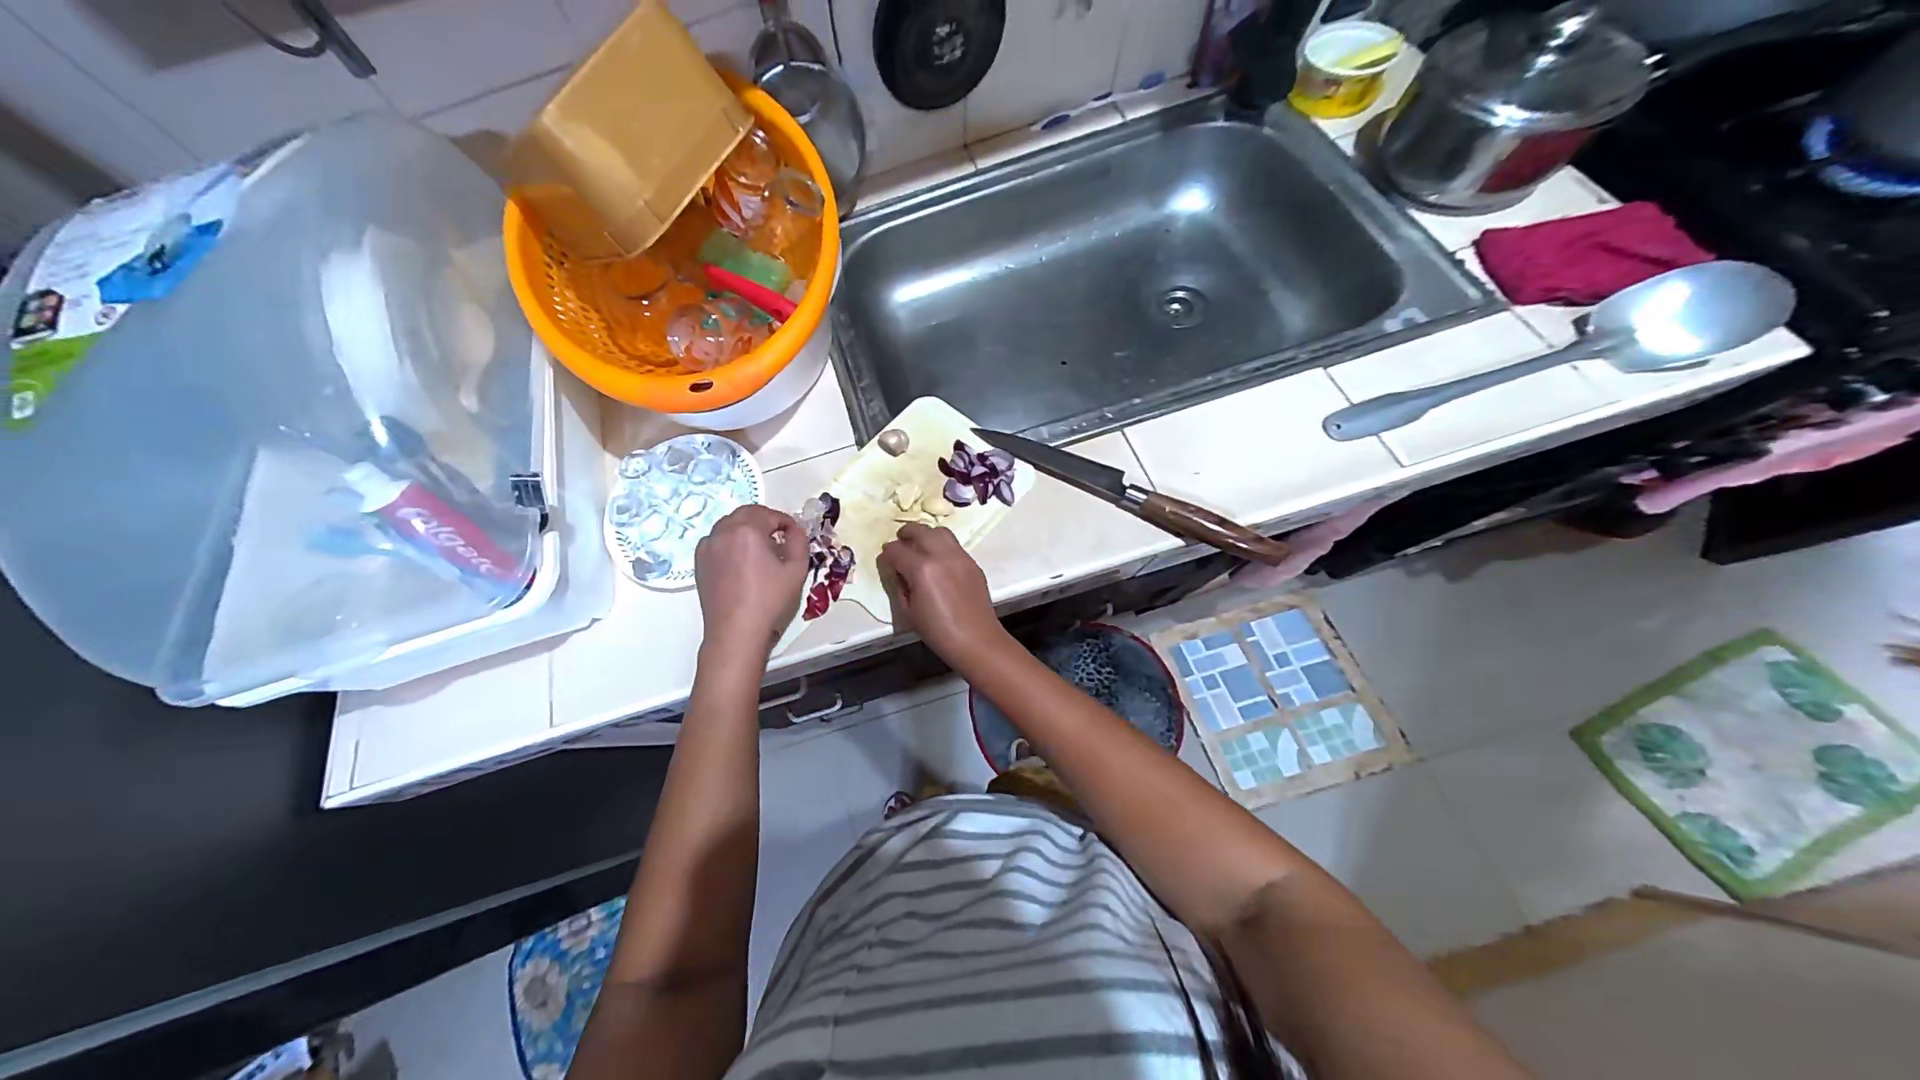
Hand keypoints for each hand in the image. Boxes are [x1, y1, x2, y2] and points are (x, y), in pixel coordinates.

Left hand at [694, 505, 808, 656]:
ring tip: (761, 549)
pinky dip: (730, 541)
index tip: (794, 534)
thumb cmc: (769, 601)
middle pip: (746, 513)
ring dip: (746, 528)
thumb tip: (794, 531)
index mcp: (747, 531)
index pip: (769, 514)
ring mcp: (708, 546)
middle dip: (764, 520)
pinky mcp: (700, 561)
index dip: (785, 522)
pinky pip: (717, 540)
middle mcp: (723, 532)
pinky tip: (741, 560)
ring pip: (729, 525)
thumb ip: (799, 542)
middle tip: (779, 537)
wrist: (736, 630)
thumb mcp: (796, 570)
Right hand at [877, 523, 1011, 669]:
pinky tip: (938, 562)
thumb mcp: (908, 611)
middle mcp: (942, 556)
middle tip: (900, 541)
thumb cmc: (938, 632)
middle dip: (905, 534)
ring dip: (926, 535)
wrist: (976, 640)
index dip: (887, 555)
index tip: (886, 561)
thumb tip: (898, 572)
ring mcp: (960, 557)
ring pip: (940, 532)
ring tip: (920, 546)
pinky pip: (954, 546)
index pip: (897, 550)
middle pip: (920, 530)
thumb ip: (900, 585)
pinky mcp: (972, 563)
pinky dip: (942, 547)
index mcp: (922, 569)